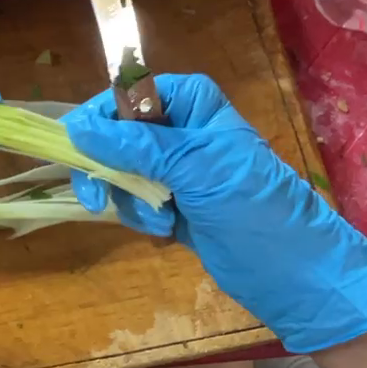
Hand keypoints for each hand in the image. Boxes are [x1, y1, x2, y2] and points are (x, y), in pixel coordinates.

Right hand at [63, 74, 366, 352]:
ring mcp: (173, 166)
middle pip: (112, 135)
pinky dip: (140, 216)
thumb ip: (134, 145)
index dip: (97, 122)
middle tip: (99, 199)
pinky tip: (166, 230)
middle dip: (107, 169)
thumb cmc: (252, 207)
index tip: (78, 153)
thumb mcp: (195, 167)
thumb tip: (75, 128)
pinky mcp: (170, 199)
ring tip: (159, 220)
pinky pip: (131, 198)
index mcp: (190, 101)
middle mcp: (178, 127)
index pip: (123, 95)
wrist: (291, 272)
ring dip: (127, 199)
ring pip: (116, 170)